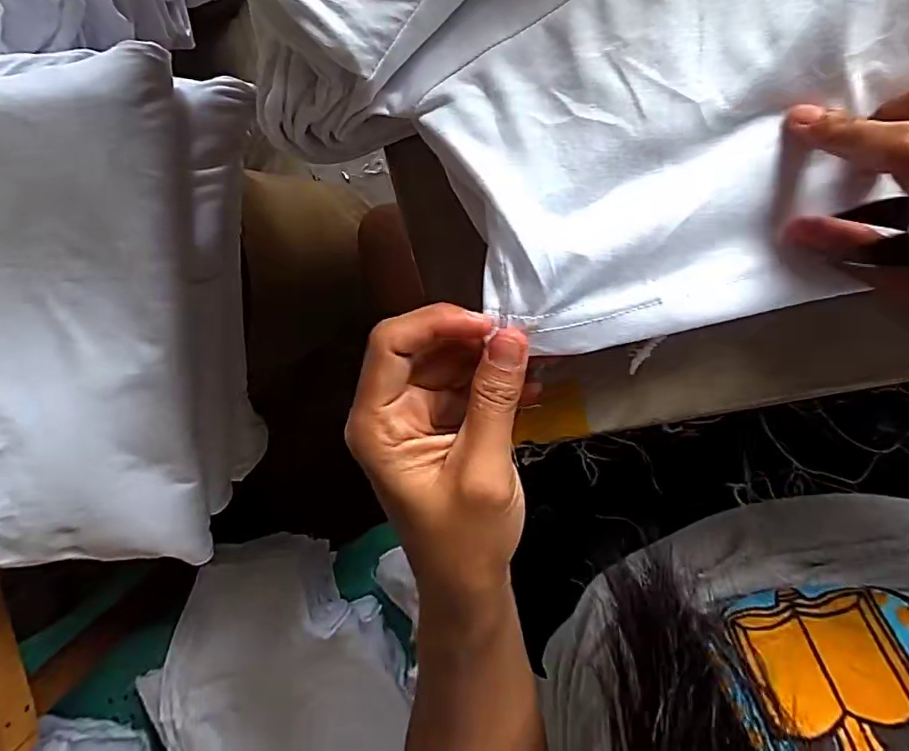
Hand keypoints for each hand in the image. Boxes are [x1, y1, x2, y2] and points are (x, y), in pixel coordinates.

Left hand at [345, 304, 532, 609]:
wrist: (471, 585)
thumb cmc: (467, 540)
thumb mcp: (483, 468)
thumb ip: (495, 398)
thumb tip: (511, 335)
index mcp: (378, 423)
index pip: (389, 344)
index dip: (435, 322)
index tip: (487, 326)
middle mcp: (390, 411)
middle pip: (420, 346)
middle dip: (468, 337)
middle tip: (517, 340)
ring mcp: (417, 415)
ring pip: (448, 359)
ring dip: (488, 356)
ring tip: (531, 360)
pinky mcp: (443, 422)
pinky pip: (466, 382)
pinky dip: (496, 378)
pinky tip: (530, 384)